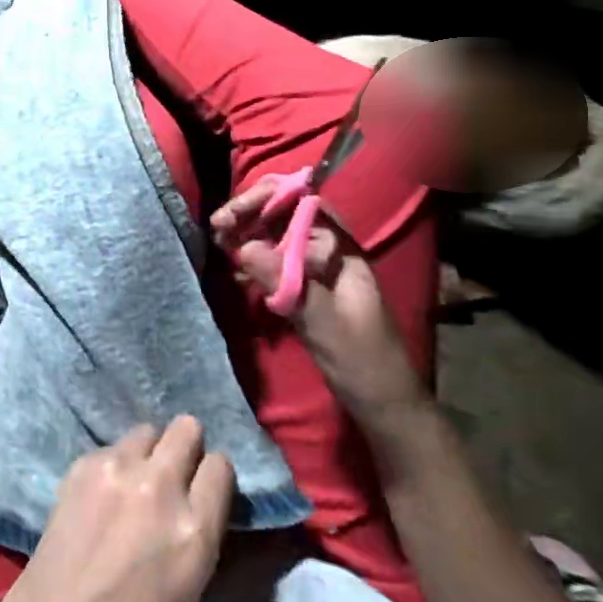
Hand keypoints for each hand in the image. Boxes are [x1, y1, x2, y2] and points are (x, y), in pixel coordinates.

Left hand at [0, 416, 233, 601]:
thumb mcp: (191, 585)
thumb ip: (200, 529)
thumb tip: (200, 495)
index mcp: (195, 528)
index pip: (220, 465)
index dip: (212, 475)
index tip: (203, 485)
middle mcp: (160, 487)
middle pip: (187, 428)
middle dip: (185, 446)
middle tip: (172, 471)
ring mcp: (118, 469)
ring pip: (148, 430)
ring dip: (147, 452)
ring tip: (134, 480)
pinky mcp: (84, 464)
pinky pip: (112, 447)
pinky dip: (114, 464)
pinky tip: (102, 493)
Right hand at [212, 183, 426, 423]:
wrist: (384, 403)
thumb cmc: (363, 363)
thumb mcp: (326, 325)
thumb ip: (289, 284)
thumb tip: (246, 248)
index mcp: (342, 250)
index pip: (303, 204)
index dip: (268, 198)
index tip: (234, 213)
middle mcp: (328, 251)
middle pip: (287, 214)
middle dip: (251, 211)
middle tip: (218, 225)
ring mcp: (315, 269)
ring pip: (277, 235)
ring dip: (248, 231)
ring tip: (219, 238)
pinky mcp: (304, 288)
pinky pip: (275, 260)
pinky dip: (253, 256)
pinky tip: (234, 264)